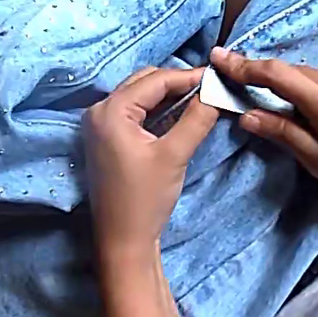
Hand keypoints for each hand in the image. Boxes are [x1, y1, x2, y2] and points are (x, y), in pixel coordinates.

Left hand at [84, 67, 219, 255]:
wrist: (123, 240)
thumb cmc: (145, 199)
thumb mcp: (175, 155)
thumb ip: (196, 119)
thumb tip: (215, 93)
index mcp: (111, 111)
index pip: (156, 80)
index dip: (189, 77)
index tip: (217, 77)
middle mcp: (100, 111)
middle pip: (146, 82)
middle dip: (178, 83)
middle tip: (211, 89)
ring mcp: (101, 125)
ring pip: (141, 96)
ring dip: (169, 96)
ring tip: (201, 100)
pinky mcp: (108, 139)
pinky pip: (136, 113)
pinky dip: (159, 110)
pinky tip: (181, 115)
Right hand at [209, 47, 317, 220]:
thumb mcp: (316, 159)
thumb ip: (282, 132)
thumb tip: (246, 115)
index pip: (278, 74)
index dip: (245, 66)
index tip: (220, 57)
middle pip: (299, 73)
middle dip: (271, 78)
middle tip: (245, 85)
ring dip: (299, 88)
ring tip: (287, 108)